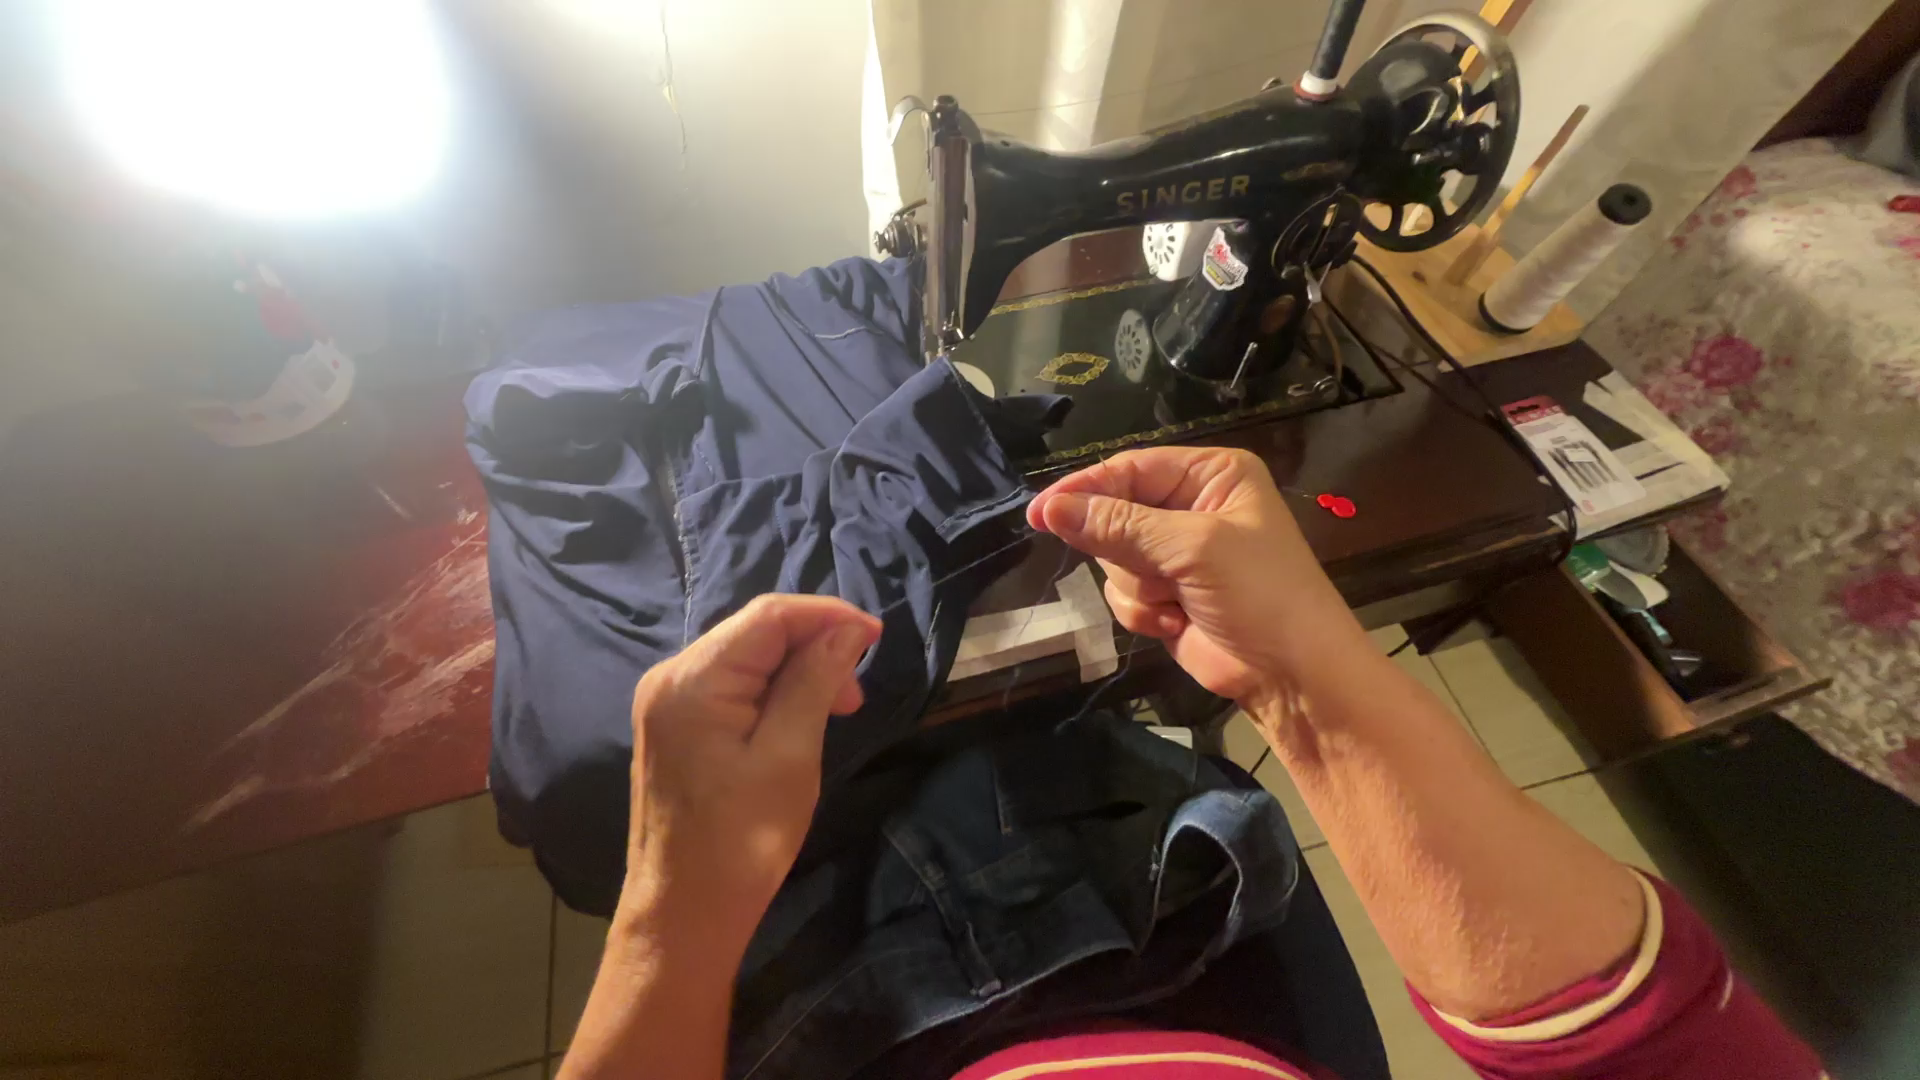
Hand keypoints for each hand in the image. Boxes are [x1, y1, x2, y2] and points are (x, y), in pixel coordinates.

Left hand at [622, 595, 880, 945]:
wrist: (683, 916)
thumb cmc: (741, 842)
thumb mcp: (789, 755)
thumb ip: (814, 680)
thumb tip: (846, 631)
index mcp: (693, 680)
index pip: (769, 616)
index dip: (827, 615)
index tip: (875, 636)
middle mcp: (672, 676)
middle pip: (757, 631)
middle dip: (815, 644)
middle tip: (857, 688)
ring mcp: (670, 700)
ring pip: (749, 656)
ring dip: (800, 668)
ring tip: (840, 705)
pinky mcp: (678, 722)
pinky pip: (735, 683)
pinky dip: (777, 688)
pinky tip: (804, 712)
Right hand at [1027, 446, 1366, 715]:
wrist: (1294, 678)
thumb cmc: (1260, 596)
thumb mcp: (1192, 548)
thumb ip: (1118, 526)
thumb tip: (1049, 509)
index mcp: (1210, 475)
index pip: (1129, 468)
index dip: (1084, 489)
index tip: (1039, 513)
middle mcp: (1191, 507)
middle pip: (1115, 514)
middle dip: (1127, 552)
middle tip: (1153, 573)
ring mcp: (1176, 554)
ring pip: (1112, 560)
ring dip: (1140, 588)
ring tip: (1178, 602)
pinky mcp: (1165, 594)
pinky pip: (1122, 593)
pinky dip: (1142, 611)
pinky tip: (1175, 623)